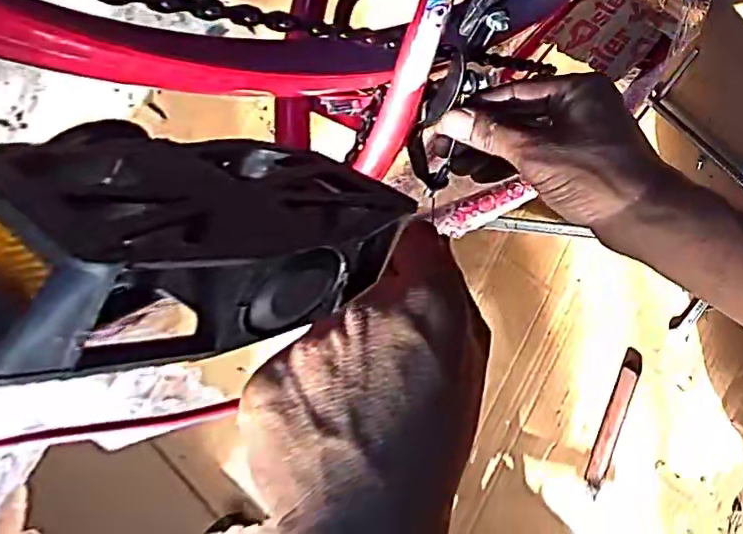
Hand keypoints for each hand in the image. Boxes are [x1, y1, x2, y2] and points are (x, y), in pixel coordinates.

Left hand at [240, 223, 487, 532]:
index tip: (412, 257)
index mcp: (427, 298)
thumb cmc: (427, 448)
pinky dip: (307, 379)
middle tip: (390, 355)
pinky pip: (294, 358)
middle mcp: (367, 308)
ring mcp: (313, 340)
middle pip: (371, 283)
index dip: (415, 249)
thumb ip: (455, 296)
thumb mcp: (473, 357)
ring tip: (357, 393)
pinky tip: (326, 411)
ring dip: (343, 345)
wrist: (365, 518)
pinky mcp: (269, 375)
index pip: (415, 236)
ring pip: (332, 322)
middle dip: (381, 308)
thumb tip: (438, 261)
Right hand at [436, 74, 681, 235]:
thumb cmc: (595, 176)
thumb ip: (491, 134)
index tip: (446, 121)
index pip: (516, 90)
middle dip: (484, 132)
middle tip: (447, 148)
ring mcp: (585, 128)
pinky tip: (486, 173)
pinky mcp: (584, 154)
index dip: (477, 107)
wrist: (640, 212)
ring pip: (530, 133)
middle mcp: (583, 102)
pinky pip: (543, 150)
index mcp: (578, 88)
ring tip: (458, 165)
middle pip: (522, 111)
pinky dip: (516, 160)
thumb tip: (451, 119)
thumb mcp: (536, 153)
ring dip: (495, 148)